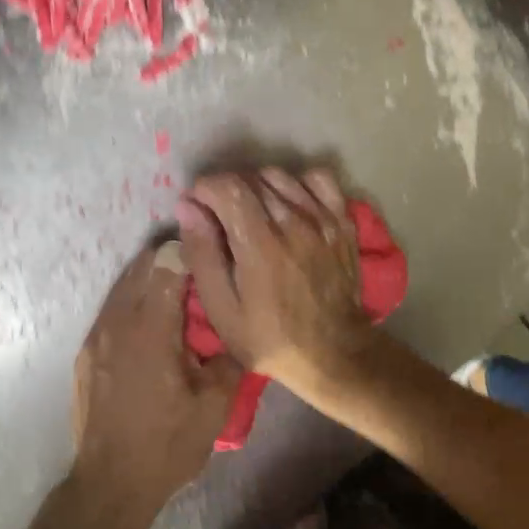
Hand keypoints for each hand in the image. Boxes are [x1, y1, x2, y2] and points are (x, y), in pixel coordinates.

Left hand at [70, 242, 241, 514]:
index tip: (213, 252)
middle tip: (200, 269)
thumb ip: (230, 356)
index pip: (168, 261)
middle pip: (143, 265)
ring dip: (150, 280)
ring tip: (178, 295)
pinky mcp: (85, 353)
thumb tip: (240, 326)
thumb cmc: (166, 444)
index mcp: (151, 326)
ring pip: (124, 285)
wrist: (110, 485)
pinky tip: (151, 328)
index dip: (192, 250)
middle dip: (171, 260)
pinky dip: (133, 305)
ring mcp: (96, 335)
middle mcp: (118, 320)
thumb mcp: (215, 405)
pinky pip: (112, 311)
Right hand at [176, 168, 372, 394]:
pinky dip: (299, 182)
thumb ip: (202, 255)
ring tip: (251, 211)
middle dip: (226, 189)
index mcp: (260, 245)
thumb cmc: (270, 338)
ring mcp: (322, 219)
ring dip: (258, 185)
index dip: (205, 189)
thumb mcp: (223, 310)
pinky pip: (319, 179)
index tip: (197, 207)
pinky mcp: (342, 221)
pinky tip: (289, 203)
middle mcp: (293, 222)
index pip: (227, 186)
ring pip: (281, 174)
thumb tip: (187, 207)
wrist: (335, 354)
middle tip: (219, 215)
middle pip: (251, 177)